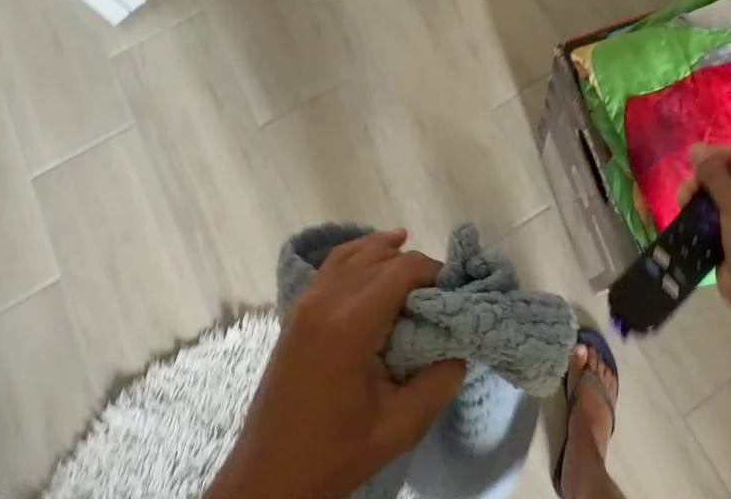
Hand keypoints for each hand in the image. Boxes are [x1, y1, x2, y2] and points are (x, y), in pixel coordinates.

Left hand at [206, 230, 467, 498]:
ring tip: (417, 267)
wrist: (270, 475)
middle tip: (441, 295)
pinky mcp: (295, 312)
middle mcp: (324, 300)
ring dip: (386, 254)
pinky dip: (357, 256)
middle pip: (380, 258)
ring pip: (353, 255)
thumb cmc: (335, 452)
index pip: (402, 269)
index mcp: (350, 324)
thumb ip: (438, 383)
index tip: (455, 293)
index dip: (434, 271)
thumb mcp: (399, 426)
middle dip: (415, 267)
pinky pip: (331, 267)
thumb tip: (460, 349)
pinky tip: (373, 259)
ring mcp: (305, 303)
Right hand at [678, 145, 730, 306]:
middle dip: (708, 179)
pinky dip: (701, 216)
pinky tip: (686, 216)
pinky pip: (715, 221)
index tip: (699, 157)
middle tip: (688, 187)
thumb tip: (696, 149)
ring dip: (700, 197)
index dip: (726, 156)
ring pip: (721, 202)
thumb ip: (716, 176)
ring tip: (682, 202)